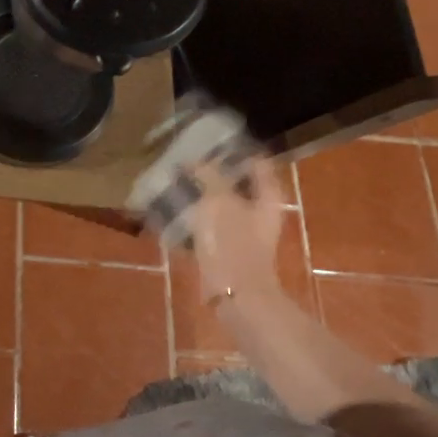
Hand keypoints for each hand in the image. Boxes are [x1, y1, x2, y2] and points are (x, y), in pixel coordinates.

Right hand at [186, 152, 287, 302]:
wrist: (237, 296)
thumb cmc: (233, 243)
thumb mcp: (218, 200)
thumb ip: (209, 175)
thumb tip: (194, 160)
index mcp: (267, 196)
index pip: (256, 161)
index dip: (235, 149)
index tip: (210, 140)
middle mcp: (259, 212)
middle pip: (237, 183)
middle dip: (212, 171)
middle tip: (186, 159)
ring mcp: (244, 233)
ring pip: (220, 204)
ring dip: (199, 194)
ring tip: (173, 182)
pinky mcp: (227, 250)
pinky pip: (208, 225)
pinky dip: (192, 218)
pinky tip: (171, 211)